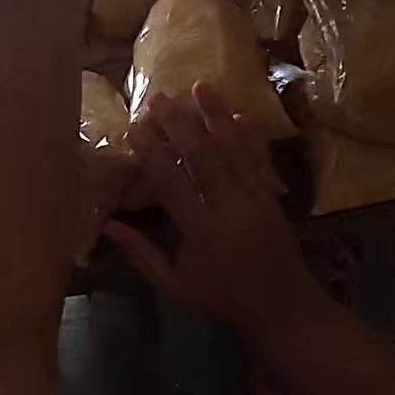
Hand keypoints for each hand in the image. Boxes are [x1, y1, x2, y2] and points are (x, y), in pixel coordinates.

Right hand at [106, 83, 335, 352]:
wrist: (285, 308)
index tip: (134, 129)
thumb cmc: (224, 299)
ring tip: (200, 86)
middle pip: (206, 158)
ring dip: (217, 116)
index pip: (174, 186)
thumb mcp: (177, 286)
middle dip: (181, 124)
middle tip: (160, 97)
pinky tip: (239, 114)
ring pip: (235, 150)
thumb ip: (143, 254)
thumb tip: (109, 224)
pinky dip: (248, 136)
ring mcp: (258, 200)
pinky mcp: (274, 197)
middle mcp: (233, 210)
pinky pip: (259, 160)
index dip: (153, 155)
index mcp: (206, 234)